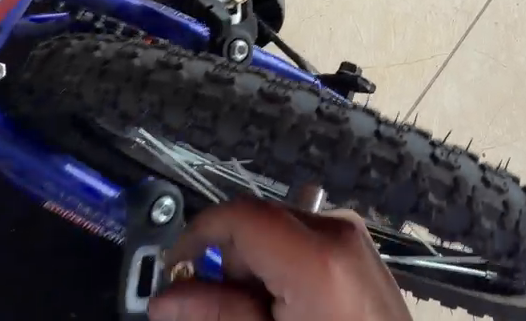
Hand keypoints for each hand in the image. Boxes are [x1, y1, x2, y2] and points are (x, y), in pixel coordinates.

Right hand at [149, 197, 412, 320]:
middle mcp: (338, 230)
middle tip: (218, 311)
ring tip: (259, 316)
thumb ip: (218, 316)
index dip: (196, 236)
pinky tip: (284, 310)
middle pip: (258, 223)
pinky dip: (281, 269)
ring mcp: (354, 236)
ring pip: (278, 232)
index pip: (241, 214)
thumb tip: (165, 298)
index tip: (171, 273)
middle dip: (228, 263)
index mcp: (317, 255)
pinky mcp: (360, 250)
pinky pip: (303, 242)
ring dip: (255, 269)